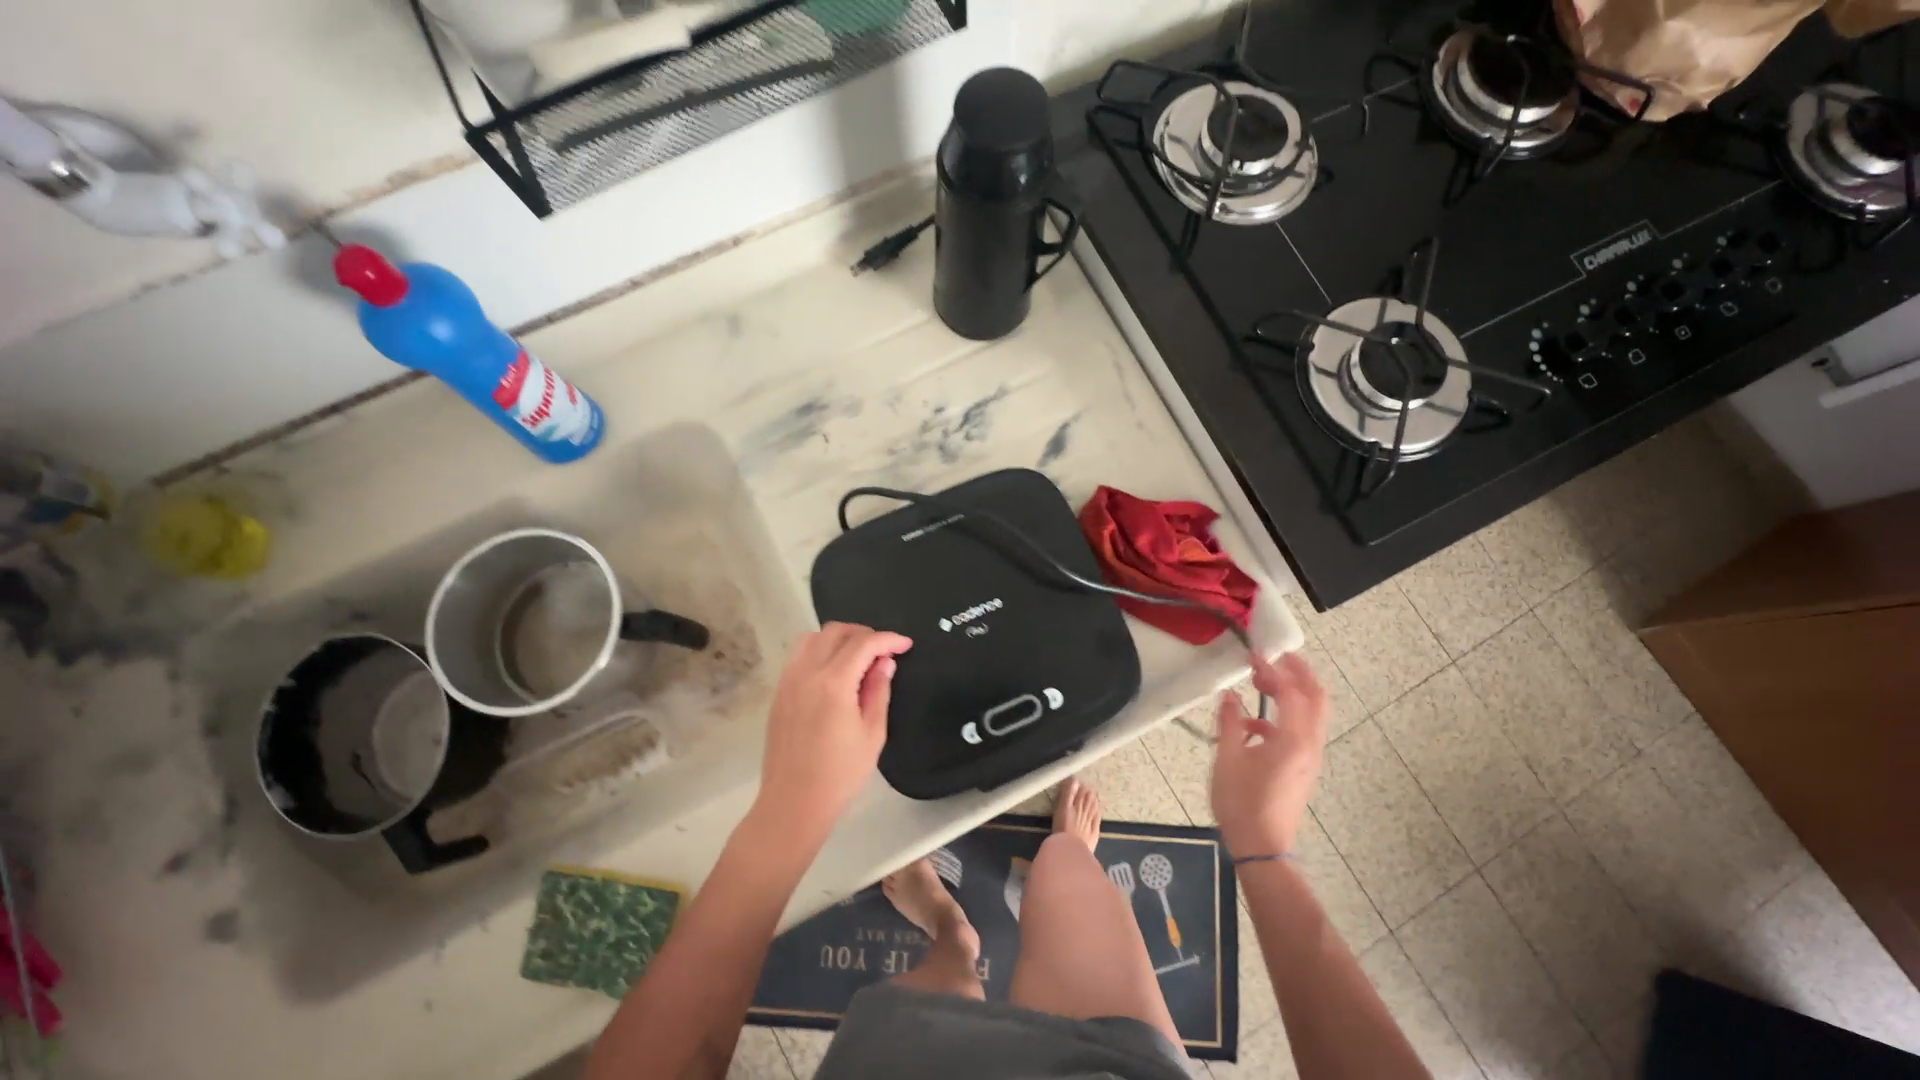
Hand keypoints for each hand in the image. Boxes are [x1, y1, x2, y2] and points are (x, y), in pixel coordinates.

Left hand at [752, 622, 912, 840]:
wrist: (793, 802)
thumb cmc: (840, 774)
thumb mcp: (872, 734)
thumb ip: (878, 691)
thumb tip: (884, 663)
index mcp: (833, 683)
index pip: (863, 644)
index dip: (888, 639)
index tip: (905, 644)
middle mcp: (806, 673)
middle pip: (834, 631)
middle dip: (863, 633)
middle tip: (883, 650)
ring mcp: (787, 681)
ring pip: (812, 638)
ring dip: (838, 639)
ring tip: (858, 657)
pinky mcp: (778, 692)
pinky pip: (798, 656)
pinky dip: (819, 651)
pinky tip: (834, 671)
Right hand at [1211, 651, 1327, 856]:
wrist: (1262, 848)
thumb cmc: (1242, 803)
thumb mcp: (1227, 759)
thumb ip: (1230, 723)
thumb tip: (1230, 696)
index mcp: (1292, 740)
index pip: (1290, 692)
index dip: (1273, 670)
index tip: (1253, 656)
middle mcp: (1309, 745)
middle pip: (1317, 698)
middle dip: (1299, 673)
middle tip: (1277, 658)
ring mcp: (1310, 758)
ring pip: (1313, 715)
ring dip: (1293, 694)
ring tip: (1263, 685)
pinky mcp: (1303, 769)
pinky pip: (1302, 732)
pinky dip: (1284, 718)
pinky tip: (1252, 727)